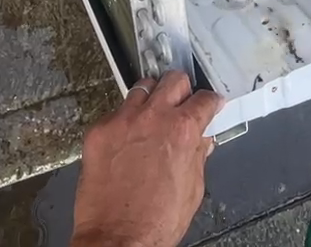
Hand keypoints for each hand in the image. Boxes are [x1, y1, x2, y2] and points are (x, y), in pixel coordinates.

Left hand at [72, 72, 225, 246]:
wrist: (116, 242)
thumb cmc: (154, 223)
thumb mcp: (192, 190)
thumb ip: (198, 156)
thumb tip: (201, 142)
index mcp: (182, 131)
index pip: (204, 98)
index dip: (211, 102)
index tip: (210, 104)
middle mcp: (154, 117)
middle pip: (174, 79)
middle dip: (182, 90)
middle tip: (181, 103)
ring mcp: (124, 121)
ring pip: (143, 87)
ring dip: (151, 98)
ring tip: (151, 115)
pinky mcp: (100, 130)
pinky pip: (116, 111)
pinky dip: (124, 120)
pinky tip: (126, 138)